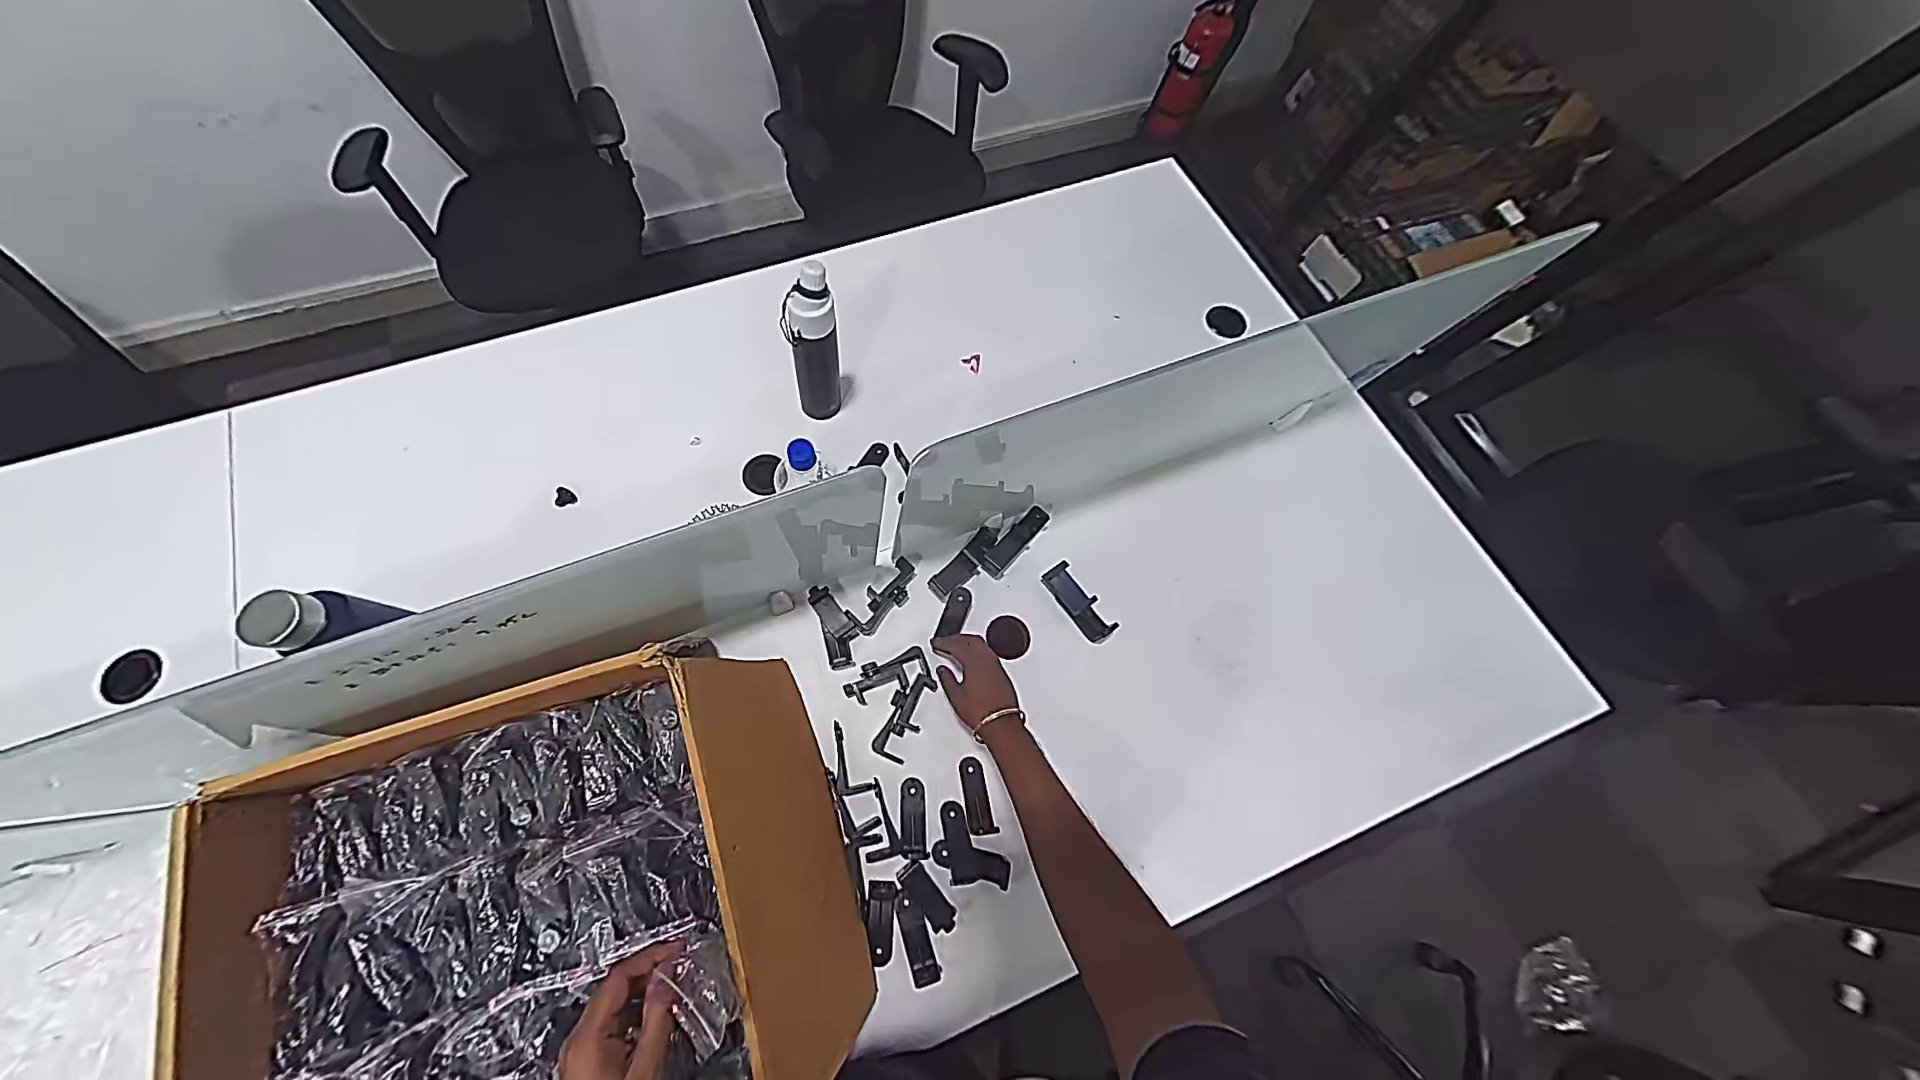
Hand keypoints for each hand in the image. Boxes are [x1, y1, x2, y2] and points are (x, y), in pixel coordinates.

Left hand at [559, 939, 684, 1079]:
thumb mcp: (645, 1067)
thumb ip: (657, 1018)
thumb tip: (668, 976)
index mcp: (588, 1035)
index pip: (619, 976)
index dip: (650, 956)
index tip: (677, 948)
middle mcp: (578, 1038)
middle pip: (614, 986)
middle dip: (649, 969)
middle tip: (679, 961)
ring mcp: (579, 1049)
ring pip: (613, 1003)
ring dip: (643, 988)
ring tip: (673, 982)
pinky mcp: (585, 1060)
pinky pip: (611, 1021)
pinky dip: (635, 1009)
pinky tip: (656, 1011)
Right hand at [932, 634, 1019, 737]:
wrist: (1001, 724)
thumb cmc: (981, 712)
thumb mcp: (956, 696)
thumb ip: (947, 679)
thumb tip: (943, 670)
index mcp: (974, 662)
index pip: (957, 645)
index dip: (944, 642)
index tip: (936, 642)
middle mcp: (987, 660)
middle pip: (971, 640)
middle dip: (956, 638)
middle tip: (945, 641)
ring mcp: (996, 666)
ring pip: (981, 645)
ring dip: (968, 642)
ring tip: (957, 646)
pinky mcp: (1002, 673)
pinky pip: (988, 653)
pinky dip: (977, 650)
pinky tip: (972, 657)